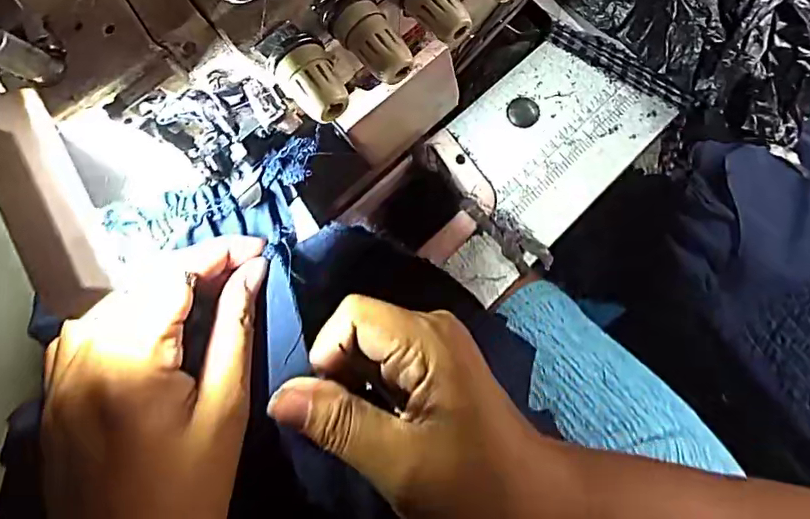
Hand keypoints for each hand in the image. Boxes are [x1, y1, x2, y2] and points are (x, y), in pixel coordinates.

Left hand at [40, 236, 268, 518]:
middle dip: (197, 266)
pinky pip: (91, 327)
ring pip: (116, 297)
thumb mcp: (226, 407)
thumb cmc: (184, 497)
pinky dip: (129, 310)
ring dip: (163, 285)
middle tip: (241, 270)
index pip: (174, 274)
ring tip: (207, 291)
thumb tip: (251, 271)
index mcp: (126, 363)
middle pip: (143, 279)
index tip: (256, 250)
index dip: (221, 252)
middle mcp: (82, 361)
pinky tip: (158, 320)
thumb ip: (237, 327)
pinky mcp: (54, 395)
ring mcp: (60, 379)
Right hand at [266, 295, 558, 518]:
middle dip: (339, 375)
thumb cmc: (471, 481)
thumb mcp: (399, 461)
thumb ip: (338, 424)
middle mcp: (430, 326)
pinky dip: (373, 393)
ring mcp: (436, 343)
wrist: (529, 497)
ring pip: (370, 348)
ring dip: (355, 389)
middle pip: (359, 328)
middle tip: (347, 430)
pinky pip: (388, 363)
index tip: (327, 410)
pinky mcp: (437, 363)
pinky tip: (385, 427)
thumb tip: (280, 397)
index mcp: (425, 336)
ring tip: (369, 432)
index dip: (326, 355)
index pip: (351, 313)